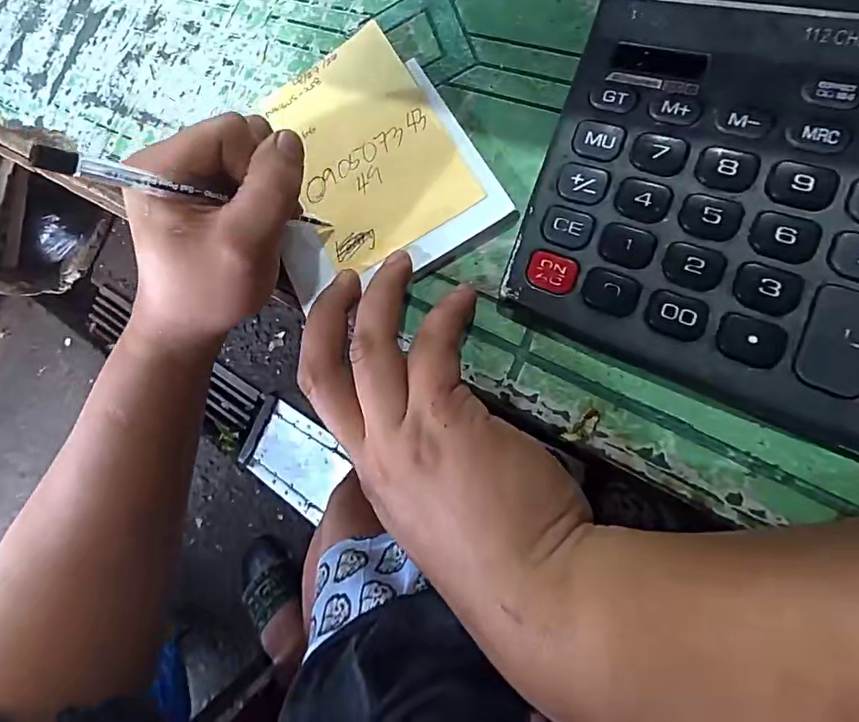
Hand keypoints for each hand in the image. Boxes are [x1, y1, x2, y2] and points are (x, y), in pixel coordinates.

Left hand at [124, 113, 303, 344]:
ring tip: (260, 226)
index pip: (231, 130)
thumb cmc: (207, 292)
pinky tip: (255, 224)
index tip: (254, 212)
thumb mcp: (245, 241)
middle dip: (263, 176)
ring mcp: (182, 171)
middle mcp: (167, 158)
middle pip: (240, 136)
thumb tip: (289, 138)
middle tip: (262, 221)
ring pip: (248, 152)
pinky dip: (260, 195)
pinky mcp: (197, 186)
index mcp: (159, 164)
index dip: (256, 165)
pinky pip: (245, 169)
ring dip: (266, 188)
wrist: (186, 328)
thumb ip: (271, 185)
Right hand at [297, 251, 590, 612]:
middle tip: (352, 275)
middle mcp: (373, 450)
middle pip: (322, 364)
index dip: (321, 347)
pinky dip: (446, 314)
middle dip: (328, 311)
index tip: (337, 315)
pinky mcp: (443, 417)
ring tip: (401, 265)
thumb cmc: (490, 550)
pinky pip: (433, 346)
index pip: (322, 398)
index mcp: (368, 469)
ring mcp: (403, 434)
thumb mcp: (429, 506)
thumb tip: (425, 420)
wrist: (536, 593)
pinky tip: (464, 298)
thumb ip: (416, 461)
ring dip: (383, 296)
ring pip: (370, 346)